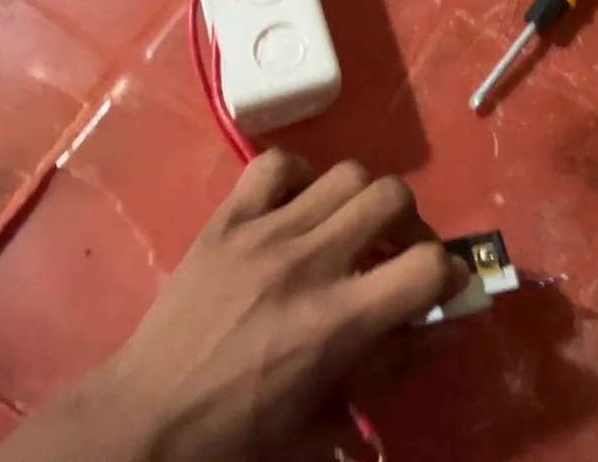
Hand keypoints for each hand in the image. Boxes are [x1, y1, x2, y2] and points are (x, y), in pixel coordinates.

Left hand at [0, 152, 466, 461]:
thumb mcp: (325, 417)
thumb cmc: (239, 433)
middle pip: (391, 196)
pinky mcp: (228, 218)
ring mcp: (264, 231)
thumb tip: (430, 323)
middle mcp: (308, 263)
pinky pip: (276, 164)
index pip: (427, 267)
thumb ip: (385, 364)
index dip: (450, 271)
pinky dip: (301, 176)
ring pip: (344, 173)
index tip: (441, 283)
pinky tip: (298, 205)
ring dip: (363, 198)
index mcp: (336, 323)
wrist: (147, 417)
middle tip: (398, 249)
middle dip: (411, 221)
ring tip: (350, 226)